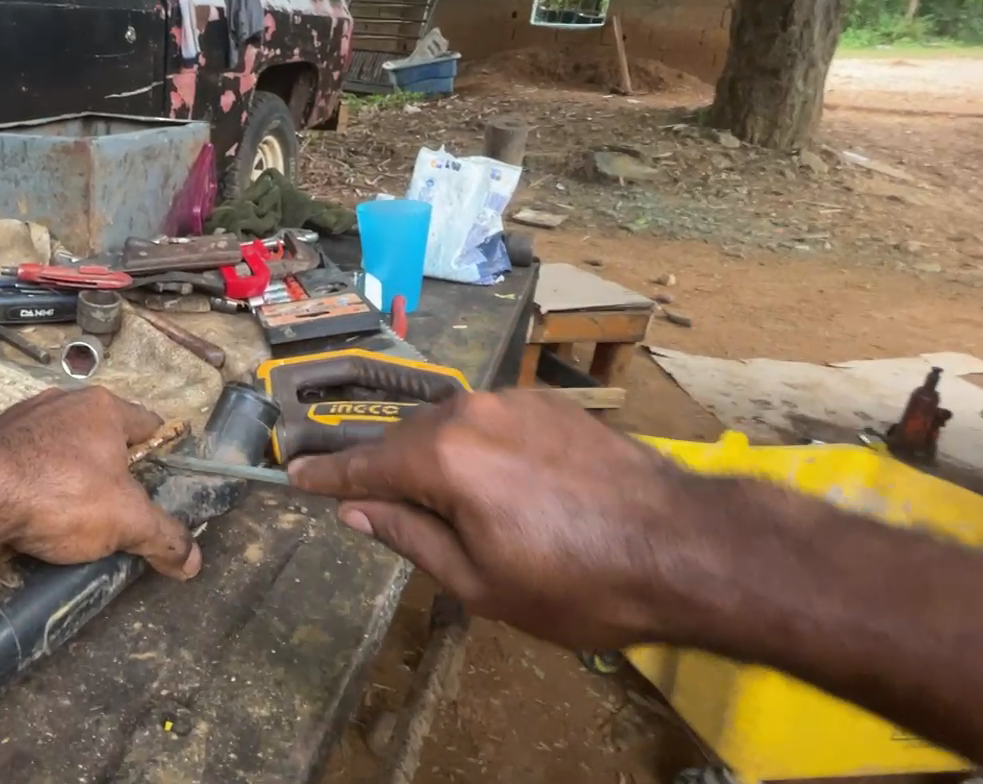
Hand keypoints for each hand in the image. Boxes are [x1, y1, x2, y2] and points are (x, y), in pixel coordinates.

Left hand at [0, 387, 201, 579]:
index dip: (159, 449)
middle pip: (104, 431)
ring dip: (72, 467)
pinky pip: (28, 454)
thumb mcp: (126, 521)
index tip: (162, 476)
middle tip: (120, 500)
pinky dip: (37, 474)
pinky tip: (35, 504)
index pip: (147, 422)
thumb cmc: (62, 494)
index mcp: (104, 408)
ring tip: (76, 506)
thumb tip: (193, 561)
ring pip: (63, 440)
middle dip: (113, 463)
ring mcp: (26, 414)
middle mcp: (66, 400)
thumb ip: (163, 537)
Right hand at [287, 389, 706, 647]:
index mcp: (442, 459)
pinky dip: (478, 445)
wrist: (691, 547)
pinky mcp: (545, 400)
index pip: (363, 466)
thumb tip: (355, 512)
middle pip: (404, 441)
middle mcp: (466, 413)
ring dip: (436, 458)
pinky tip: (508, 481)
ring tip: (456, 502)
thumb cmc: (579, 582)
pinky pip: (489, 419)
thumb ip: (409, 538)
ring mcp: (509, 400)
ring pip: (446, 426)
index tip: (291, 473)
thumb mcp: (481, 583)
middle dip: (387, 473)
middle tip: (378, 505)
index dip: (325, 475)